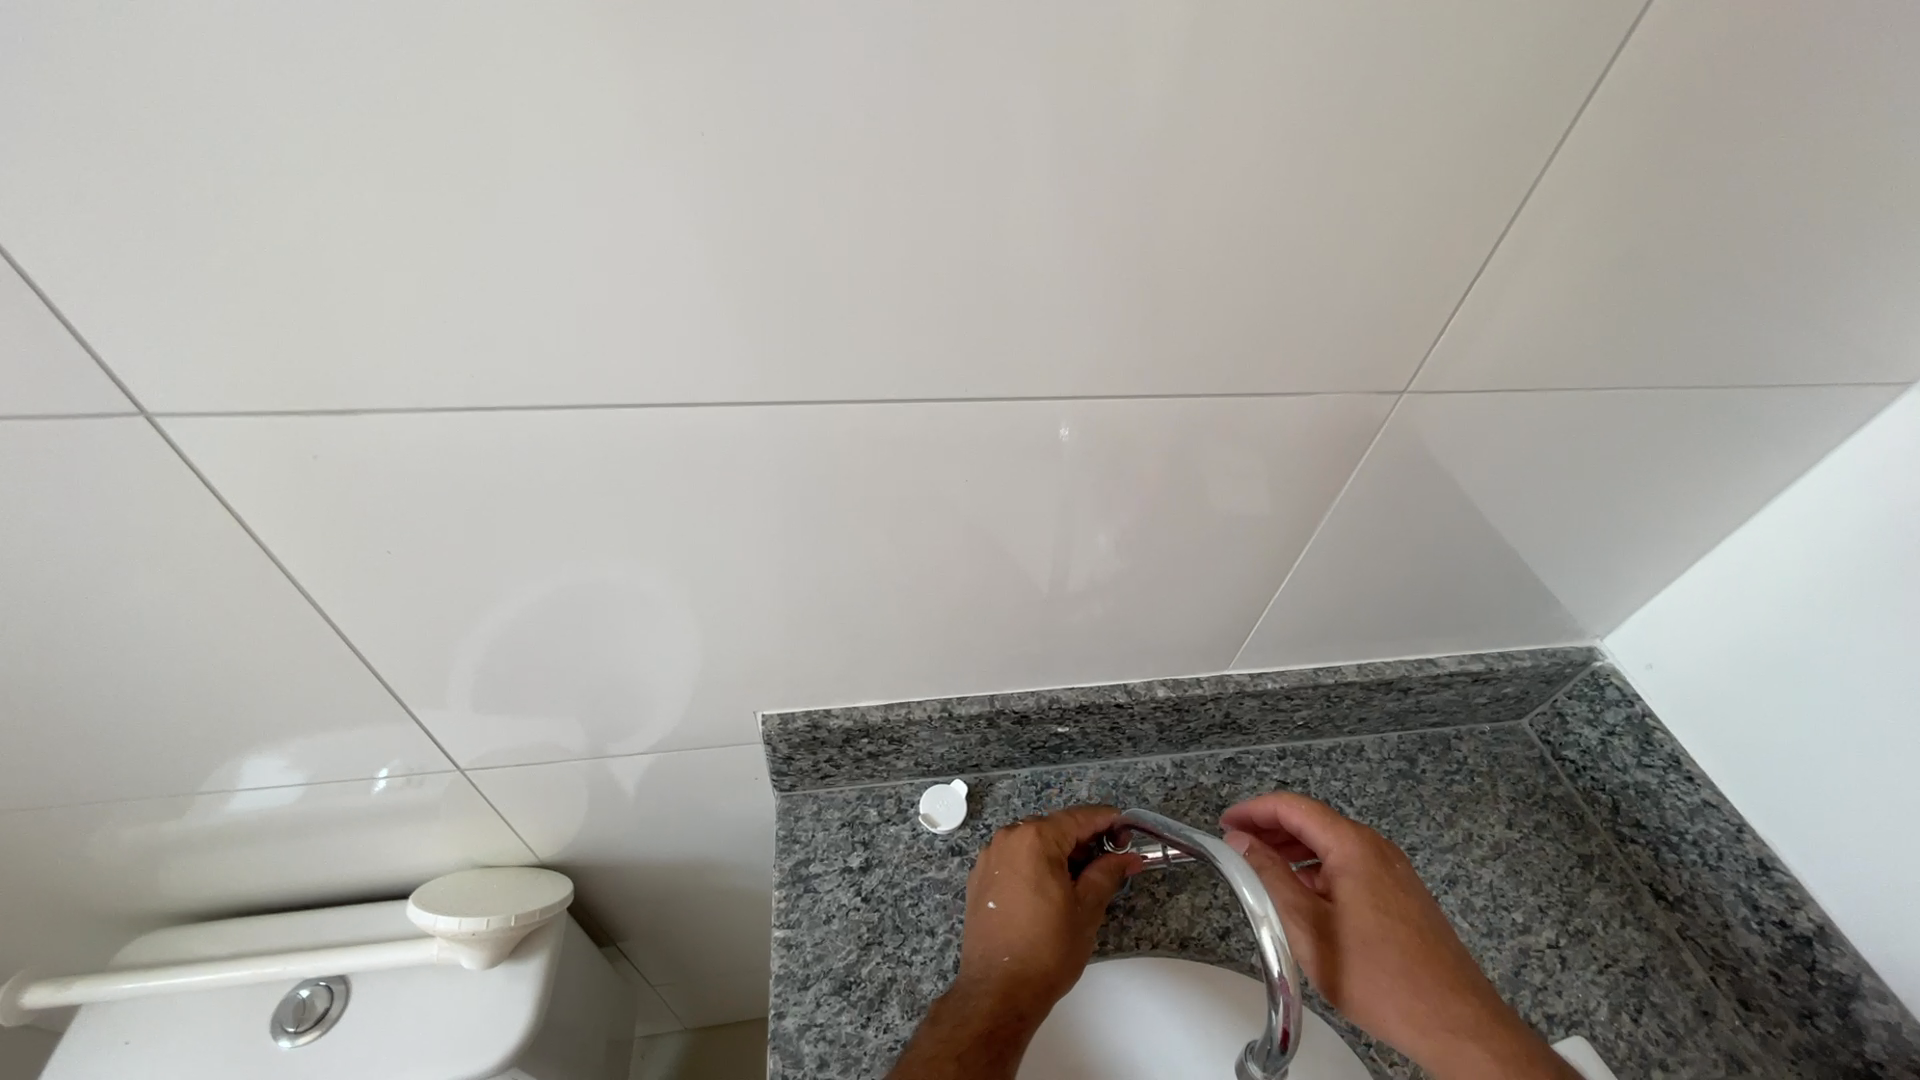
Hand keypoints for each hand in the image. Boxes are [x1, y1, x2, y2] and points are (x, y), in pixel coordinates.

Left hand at [887, 804, 1138, 1079]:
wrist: (998, 991)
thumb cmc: (1047, 950)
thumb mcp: (1087, 908)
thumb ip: (1107, 872)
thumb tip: (1127, 857)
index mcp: (1035, 839)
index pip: (1078, 817)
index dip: (1106, 821)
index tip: (1126, 829)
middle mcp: (1007, 839)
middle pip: (1053, 827)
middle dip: (1083, 840)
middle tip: (1110, 861)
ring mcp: (989, 857)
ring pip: (1032, 842)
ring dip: (1058, 853)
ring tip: (1082, 880)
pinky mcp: (979, 878)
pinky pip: (1014, 859)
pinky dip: (1035, 865)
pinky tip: (1050, 890)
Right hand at [1221, 793, 1578, 1079]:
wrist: (1457, 1025)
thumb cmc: (1380, 979)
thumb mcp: (1307, 927)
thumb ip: (1269, 875)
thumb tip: (1241, 840)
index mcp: (1353, 846)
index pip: (1292, 806)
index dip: (1253, 810)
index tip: (1225, 823)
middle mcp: (1377, 848)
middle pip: (1313, 821)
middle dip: (1270, 828)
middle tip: (1237, 845)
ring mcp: (1395, 871)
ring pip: (1332, 844)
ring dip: (1293, 850)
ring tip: (1262, 870)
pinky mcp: (1403, 894)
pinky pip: (1351, 865)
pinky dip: (1318, 869)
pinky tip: (1303, 896)